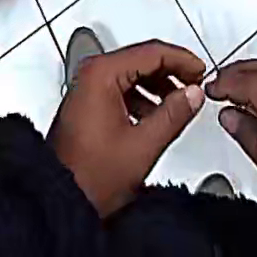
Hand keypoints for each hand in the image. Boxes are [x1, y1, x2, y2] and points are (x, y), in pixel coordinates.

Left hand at [48, 39, 206, 216]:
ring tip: (178, 101)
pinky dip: (143, 96)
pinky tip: (156, 115)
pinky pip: (122, 87)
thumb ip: (173, 114)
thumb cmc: (88, 178)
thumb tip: (194, 93)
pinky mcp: (86, 103)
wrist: (56, 205)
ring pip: (133, 73)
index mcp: (102, 74)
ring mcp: (86, 87)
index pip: (152, 52)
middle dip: (171, 71)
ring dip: (158, 85)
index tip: (200, 70)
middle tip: (194, 83)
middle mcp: (91, 74)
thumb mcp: (142, 146)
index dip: (182, 60)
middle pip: (142, 59)